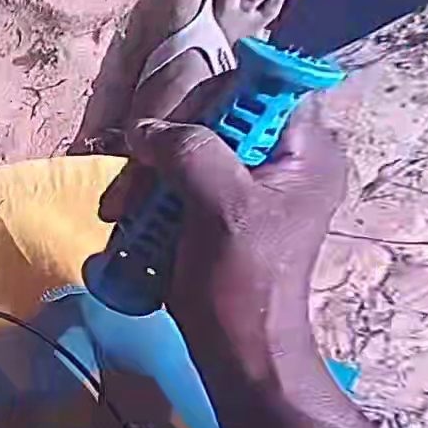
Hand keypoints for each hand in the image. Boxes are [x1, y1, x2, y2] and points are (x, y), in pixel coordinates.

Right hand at [100, 89, 347, 362]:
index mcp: (303, 151)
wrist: (233, 341)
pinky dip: (143, 194)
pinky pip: (166, 178)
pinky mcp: (207, 203)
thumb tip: (144, 128)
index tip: (173, 129)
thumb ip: (191, 153)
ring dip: (143, 176)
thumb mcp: (222, 208)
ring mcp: (238, 182)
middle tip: (138, 180)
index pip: (261, 86)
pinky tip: (128, 218)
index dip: (213, 98)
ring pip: (177, 149)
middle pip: (208, 117)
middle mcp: (275, 157)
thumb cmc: (243, 277)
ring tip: (124, 211)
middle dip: (163, 147)